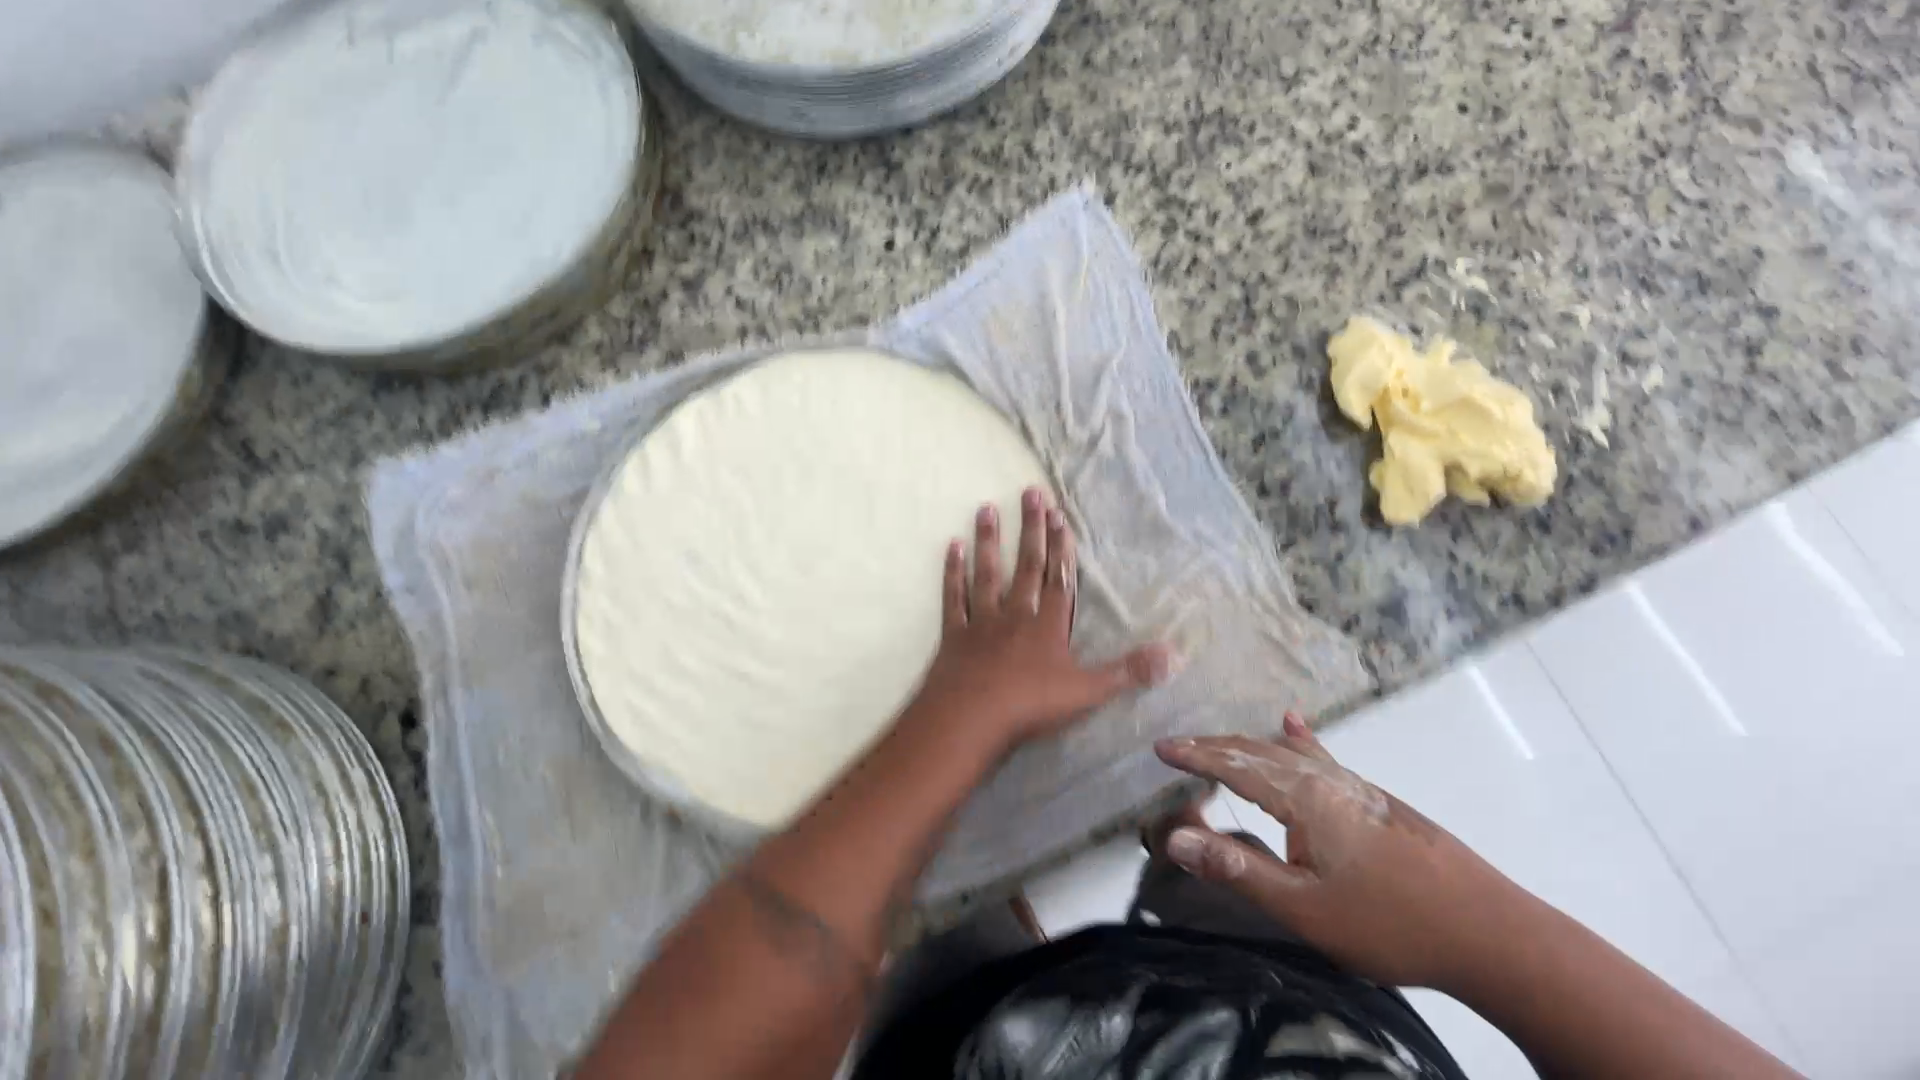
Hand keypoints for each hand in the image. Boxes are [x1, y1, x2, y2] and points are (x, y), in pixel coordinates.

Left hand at [904, 487, 1177, 755]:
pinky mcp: (954, 634)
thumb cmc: (1030, 705)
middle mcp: (1016, 614)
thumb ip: (1128, 670)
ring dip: (988, 541)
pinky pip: (953, 597)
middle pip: (1025, 566)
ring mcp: (981, 621)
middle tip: (1029, 492)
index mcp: (1048, 626)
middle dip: (1030, 529)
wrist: (969, 718)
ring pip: (987, 573)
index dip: (1061, 547)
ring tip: (986, 508)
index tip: (1059, 513)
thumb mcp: (1088, 692)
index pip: (1059, 578)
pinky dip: (952, 572)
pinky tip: (952, 547)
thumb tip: (1174, 652)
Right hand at [1153, 716, 1526, 990]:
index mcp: (1305, 800)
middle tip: (1177, 749)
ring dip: (1247, 746)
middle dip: (1215, 747)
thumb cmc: (1390, 923)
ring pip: (1289, 753)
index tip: (1160, 748)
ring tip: (1217, 744)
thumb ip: (1239, 869)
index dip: (1196, 756)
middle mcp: (1328, 780)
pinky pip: (1320, 757)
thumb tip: (1174, 838)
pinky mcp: (1375, 801)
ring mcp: (1356, 787)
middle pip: (1260, 751)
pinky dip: (1297, 739)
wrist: (1491, 931)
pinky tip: (1295, 723)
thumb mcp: (1304, 908)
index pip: (1237, 765)